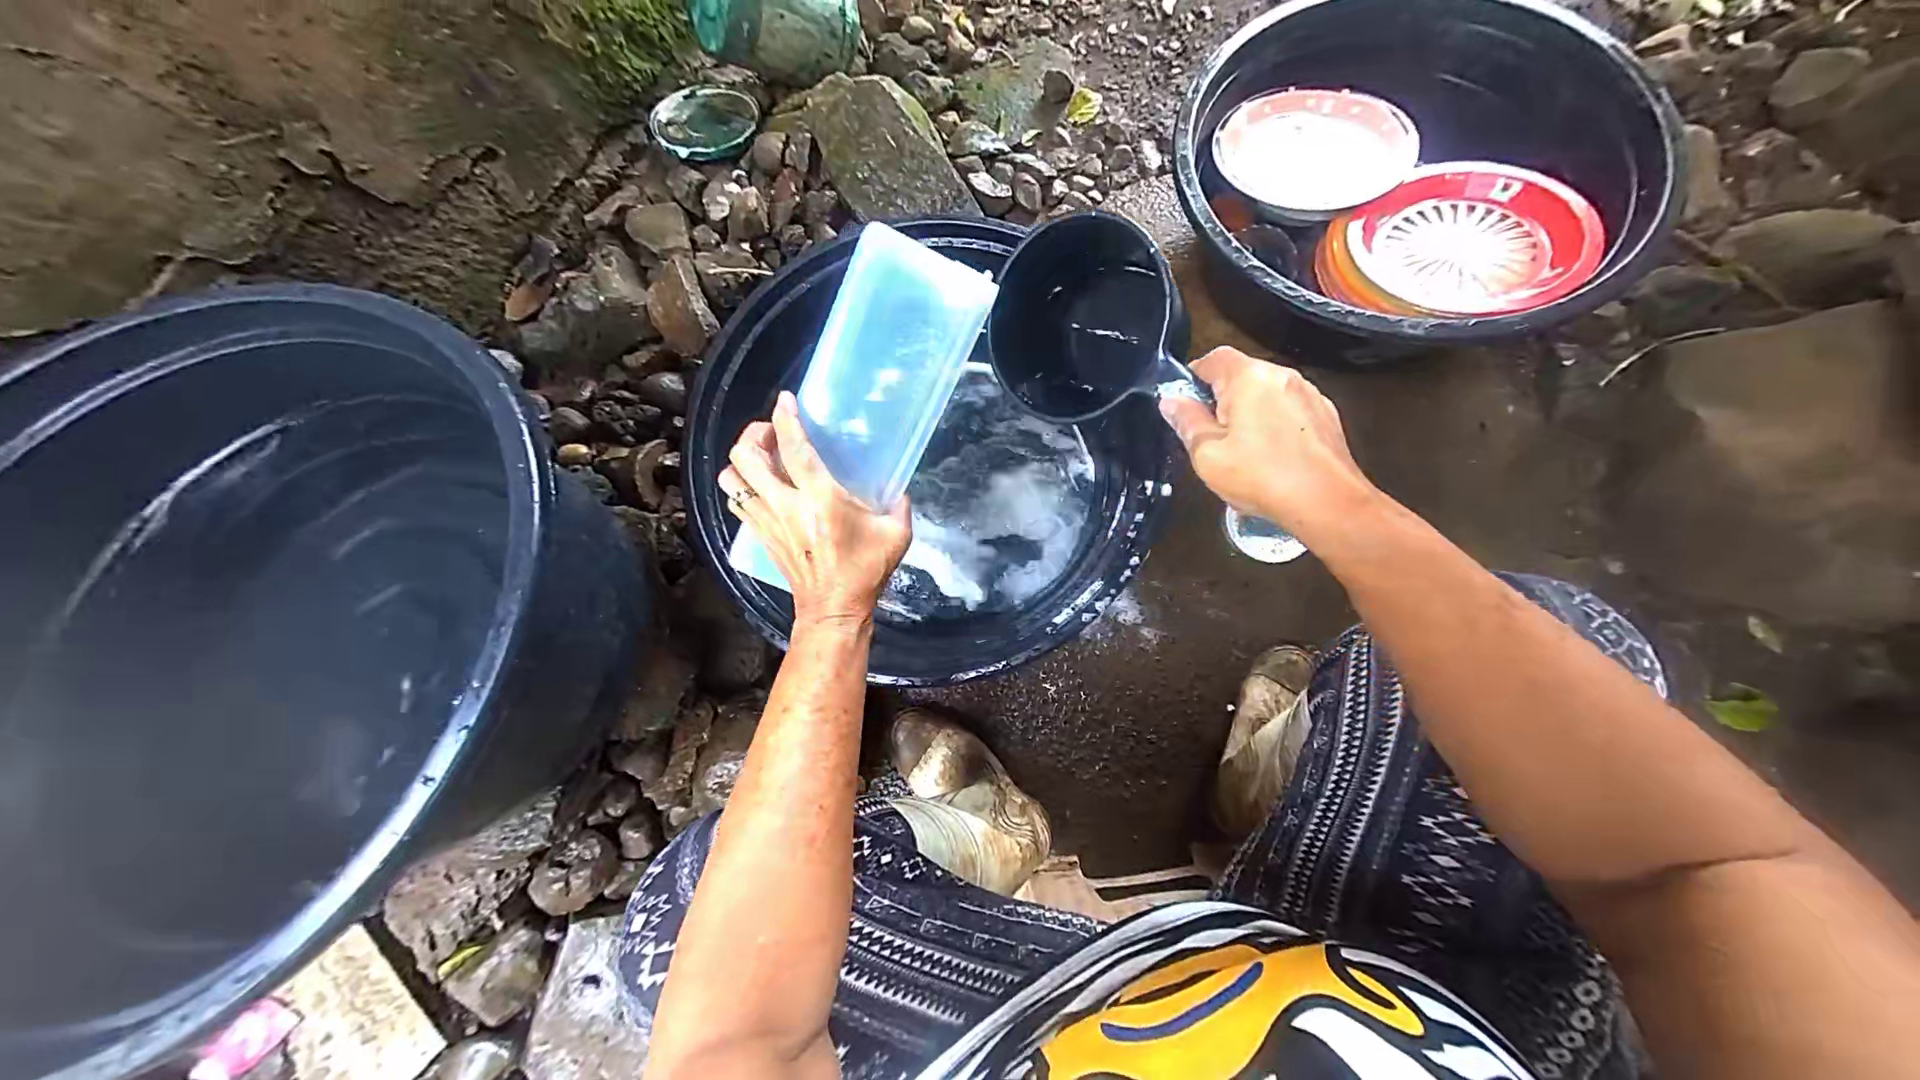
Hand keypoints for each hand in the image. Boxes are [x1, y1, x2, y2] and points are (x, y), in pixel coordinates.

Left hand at [719, 391, 912, 627]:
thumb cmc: (865, 571)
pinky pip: (736, 501)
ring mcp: (767, 521)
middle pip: (746, 457)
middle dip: (754, 434)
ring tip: (763, 457)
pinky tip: (761, 486)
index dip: (786, 419)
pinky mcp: (760, 535)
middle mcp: (786, 505)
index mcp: (821, 499)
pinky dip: (742, 486)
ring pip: (732, 478)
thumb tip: (898, 489)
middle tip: (773, 432)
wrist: (833, 609)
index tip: (786, 400)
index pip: (794, 449)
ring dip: (742, 460)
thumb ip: (899, 504)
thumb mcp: (896, 534)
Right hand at [1159, 347, 1380, 538]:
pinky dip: (1273, 426)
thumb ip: (1186, 422)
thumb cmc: (1264, 478)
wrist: (1326, 503)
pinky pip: (1287, 411)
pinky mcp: (1324, 415)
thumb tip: (1171, 402)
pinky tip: (1269, 457)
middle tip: (1211, 437)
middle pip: (1240, 375)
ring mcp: (1308, 394)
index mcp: (1249, 378)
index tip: (1185, 404)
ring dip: (1248, 414)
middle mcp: (1282, 376)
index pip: (1212, 358)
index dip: (1192, 378)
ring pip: (1265, 394)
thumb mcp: (1206, 454)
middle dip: (1221, 400)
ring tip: (1241, 452)